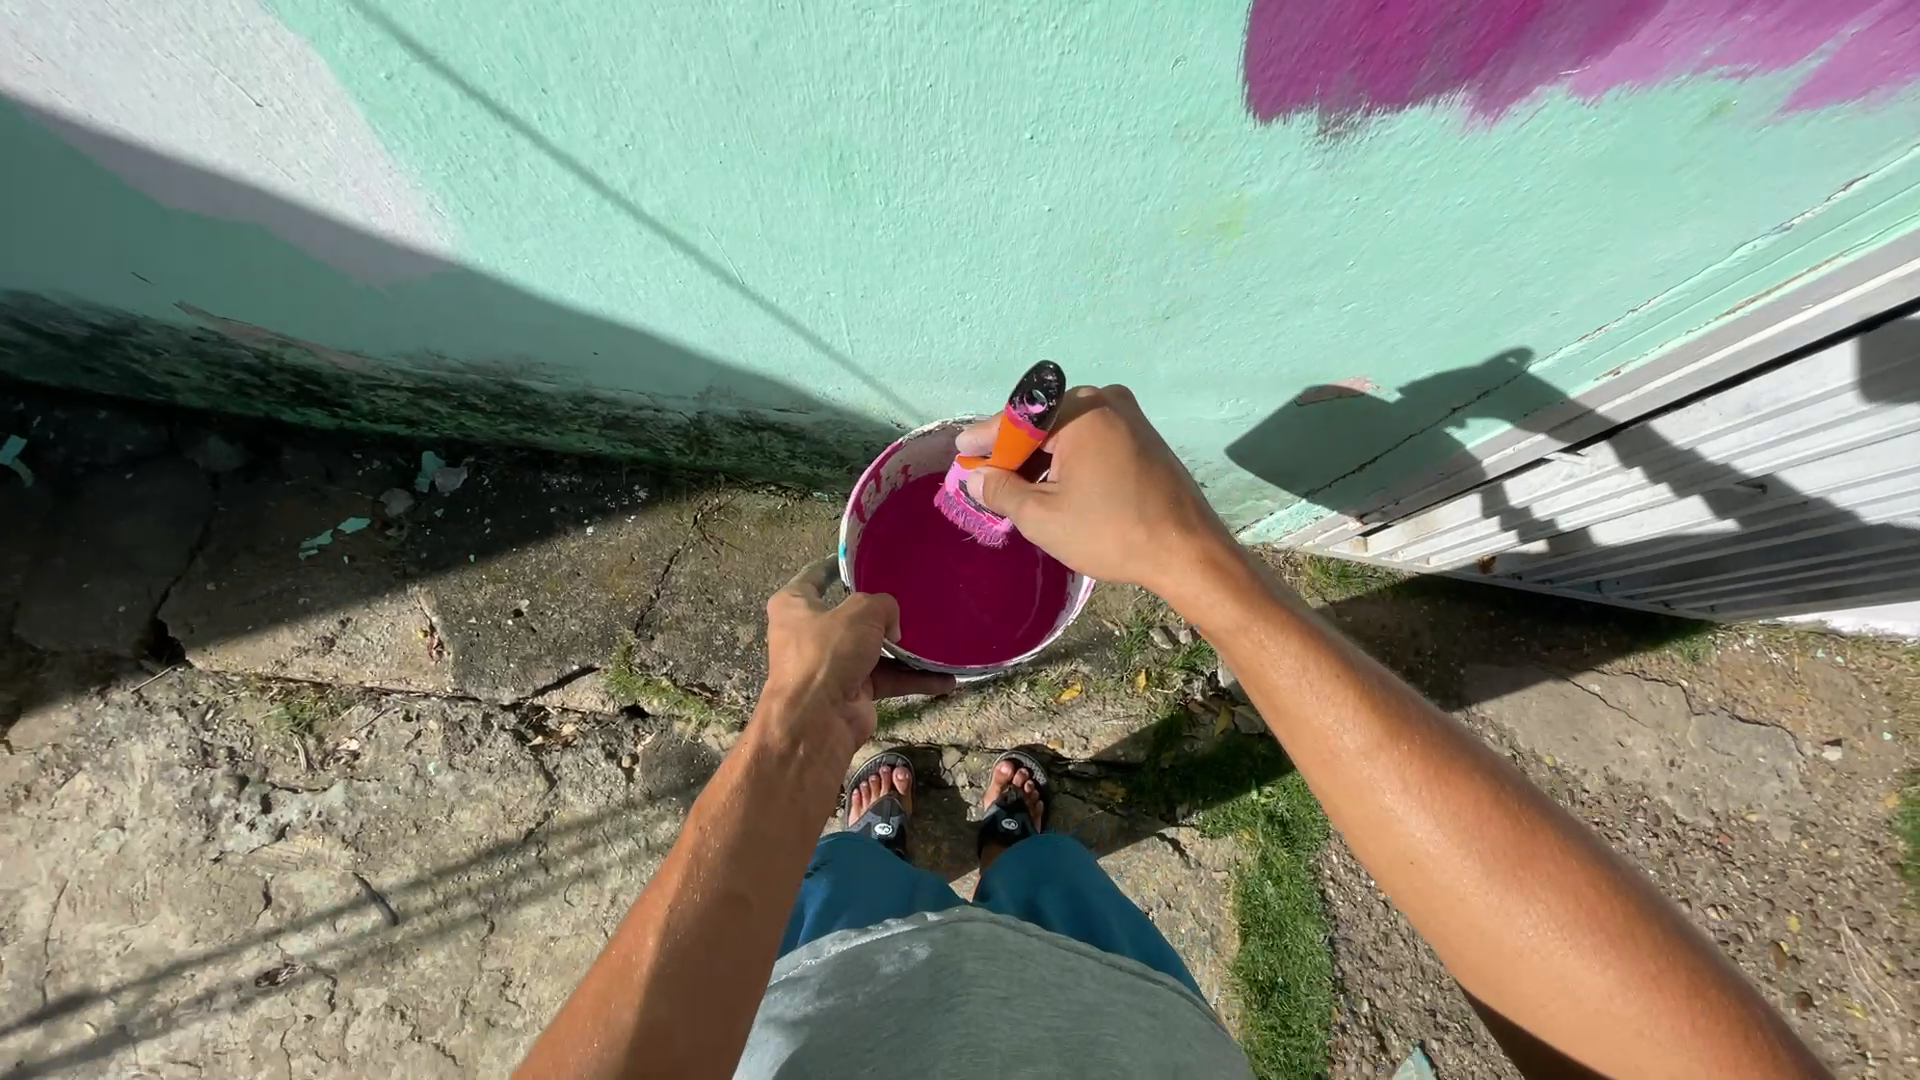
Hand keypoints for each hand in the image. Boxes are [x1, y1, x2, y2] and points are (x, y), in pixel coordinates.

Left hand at [758, 558, 954, 757]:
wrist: (818, 719)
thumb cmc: (828, 651)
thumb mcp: (861, 611)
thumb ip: (883, 605)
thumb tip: (891, 628)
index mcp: (794, 605)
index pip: (815, 576)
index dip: (837, 565)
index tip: (862, 557)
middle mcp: (810, 633)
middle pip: (851, 615)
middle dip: (881, 613)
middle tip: (912, 599)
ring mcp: (831, 665)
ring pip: (874, 650)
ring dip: (906, 651)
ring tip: (938, 639)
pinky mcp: (852, 691)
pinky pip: (888, 679)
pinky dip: (913, 679)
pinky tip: (945, 679)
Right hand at [957, 385, 1236, 597]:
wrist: (1188, 552)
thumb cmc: (1110, 532)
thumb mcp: (1043, 517)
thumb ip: (1002, 490)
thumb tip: (977, 477)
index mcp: (1079, 412)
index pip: (1015, 421)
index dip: (984, 439)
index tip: (960, 450)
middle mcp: (1105, 401)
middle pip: (1042, 421)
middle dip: (1013, 450)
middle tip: (987, 474)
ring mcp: (1129, 416)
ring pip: (1067, 431)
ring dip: (1041, 457)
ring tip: (1017, 487)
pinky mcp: (1143, 436)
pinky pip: (1091, 439)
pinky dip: (1067, 458)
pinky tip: (1054, 483)